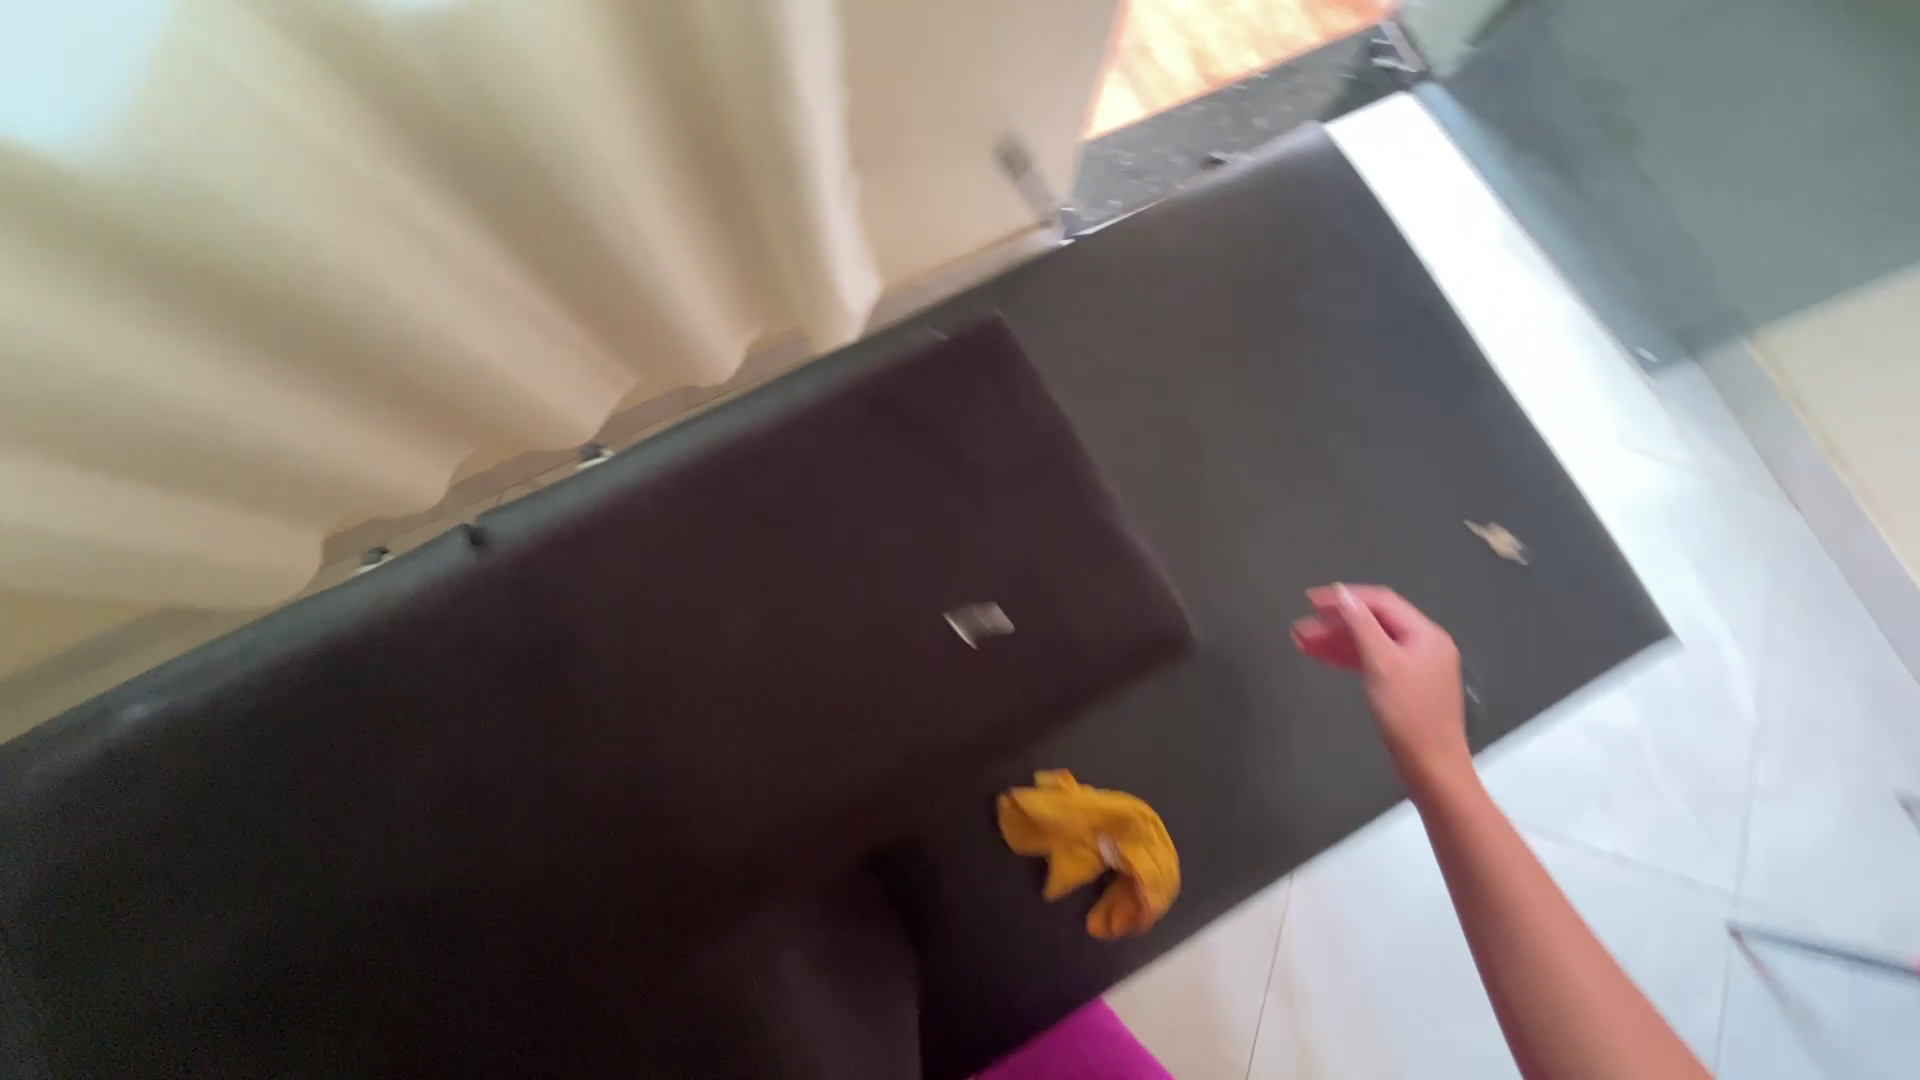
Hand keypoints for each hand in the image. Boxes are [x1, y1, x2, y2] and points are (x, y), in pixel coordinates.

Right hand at [1292, 584, 1471, 793]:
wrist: (1430, 765)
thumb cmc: (1407, 714)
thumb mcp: (1381, 664)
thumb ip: (1360, 625)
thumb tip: (1341, 593)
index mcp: (1425, 634)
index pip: (1380, 602)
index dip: (1345, 598)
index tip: (1310, 601)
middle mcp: (1422, 644)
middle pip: (1373, 622)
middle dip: (1335, 622)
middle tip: (1301, 626)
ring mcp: (1413, 665)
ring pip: (1368, 642)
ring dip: (1335, 639)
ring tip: (1301, 641)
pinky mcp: (1402, 684)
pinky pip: (1370, 660)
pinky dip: (1346, 656)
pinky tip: (1321, 656)